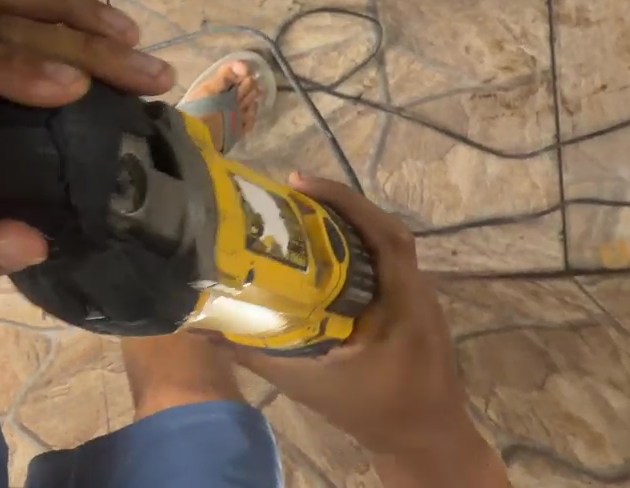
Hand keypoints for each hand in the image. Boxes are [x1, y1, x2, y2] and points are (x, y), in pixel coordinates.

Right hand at [232, 175, 490, 467]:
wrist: (429, 447)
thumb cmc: (373, 412)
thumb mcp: (307, 383)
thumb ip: (255, 351)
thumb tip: (200, 324)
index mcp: (401, 302)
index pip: (382, 234)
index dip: (343, 201)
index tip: (298, 183)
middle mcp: (416, 292)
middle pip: (382, 228)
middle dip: (338, 203)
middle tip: (290, 192)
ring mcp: (419, 300)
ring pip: (384, 242)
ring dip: (346, 222)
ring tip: (298, 214)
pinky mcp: (413, 309)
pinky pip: (384, 261)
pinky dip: (354, 245)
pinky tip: (320, 253)